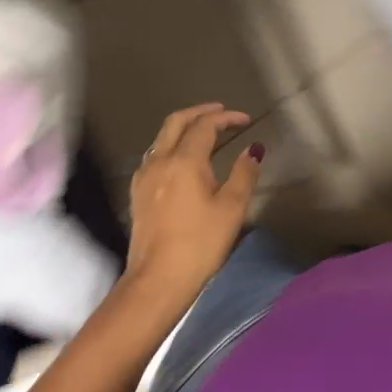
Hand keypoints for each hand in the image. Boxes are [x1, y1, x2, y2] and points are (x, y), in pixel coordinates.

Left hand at [124, 104, 263, 302]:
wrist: (158, 278)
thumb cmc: (200, 244)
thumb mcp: (231, 209)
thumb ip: (244, 174)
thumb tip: (253, 150)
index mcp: (184, 161)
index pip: (204, 126)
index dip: (226, 118)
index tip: (245, 120)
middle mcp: (159, 161)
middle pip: (176, 122)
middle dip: (199, 113)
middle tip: (221, 113)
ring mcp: (143, 176)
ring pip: (161, 138)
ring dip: (183, 128)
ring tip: (204, 133)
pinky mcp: (137, 193)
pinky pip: (154, 157)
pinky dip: (171, 147)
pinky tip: (182, 160)